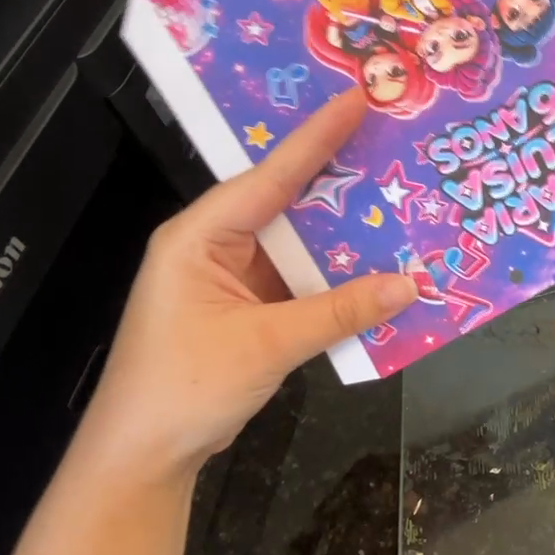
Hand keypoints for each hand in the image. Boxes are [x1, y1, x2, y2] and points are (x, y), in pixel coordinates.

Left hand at [77, 90, 415, 481]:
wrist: (144, 455)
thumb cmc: (184, 388)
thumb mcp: (267, 344)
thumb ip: (340, 311)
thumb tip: (410, 285)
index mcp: (201, 237)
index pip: (269, 176)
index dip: (318, 137)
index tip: (357, 99)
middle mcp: (216, 246)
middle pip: (288, 203)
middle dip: (339, 180)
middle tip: (391, 147)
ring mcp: (234, 279)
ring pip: (300, 245)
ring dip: (344, 237)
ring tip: (399, 206)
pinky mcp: (250, 309)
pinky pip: (303, 281)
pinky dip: (337, 279)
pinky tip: (377, 270)